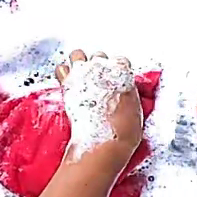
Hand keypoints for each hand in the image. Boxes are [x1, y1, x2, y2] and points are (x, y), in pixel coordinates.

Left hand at [56, 50, 143, 174]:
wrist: (105, 141)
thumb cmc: (123, 131)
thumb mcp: (136, 109)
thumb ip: (128, 95)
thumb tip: (123, 97)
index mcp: (123, 72)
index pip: (121, 61)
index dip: (117, 71)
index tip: (115, 81)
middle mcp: (103, 67)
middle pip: (99, 56)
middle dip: (98, 66)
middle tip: (97, 81)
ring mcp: (84, 73)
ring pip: (78, 55)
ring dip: (79, 64)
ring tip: (80, 76)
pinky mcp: (68, 84)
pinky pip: (61, 68)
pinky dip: (63, 74)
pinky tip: (67, 83)